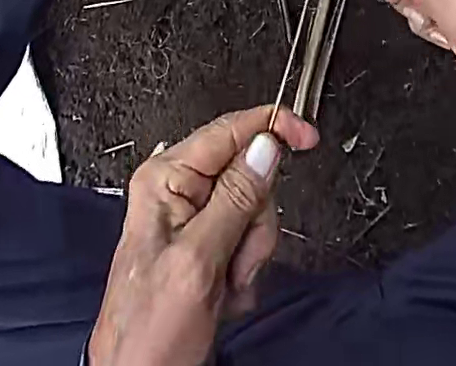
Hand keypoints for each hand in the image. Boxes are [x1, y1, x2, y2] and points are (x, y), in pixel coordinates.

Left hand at [88, 106, 319, 365]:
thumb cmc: (149, 330)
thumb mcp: (198, 260)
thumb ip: (235, 199)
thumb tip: (266, 146)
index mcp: (166, 176)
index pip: (228, 131)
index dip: (271, 126)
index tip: (306, 135)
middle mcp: (178, 187)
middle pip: (247, 172)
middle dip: (255, 220)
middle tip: (239, 261)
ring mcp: (191, 215)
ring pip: (252, 207)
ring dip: (251, 252)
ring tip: (227, 284)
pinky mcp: (203, 241)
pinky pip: (246, 236)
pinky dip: (245, 267)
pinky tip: (224, 292)